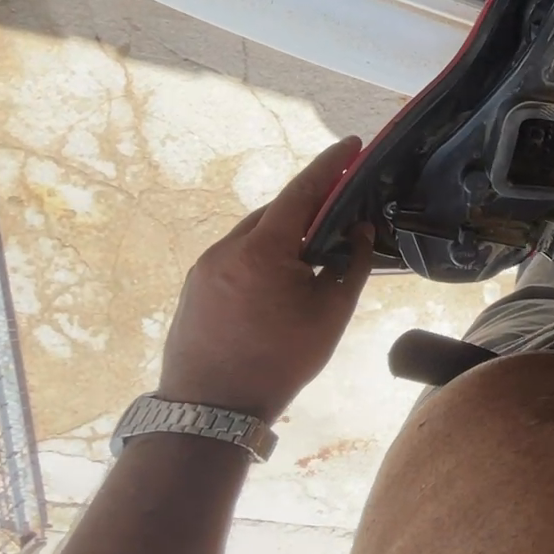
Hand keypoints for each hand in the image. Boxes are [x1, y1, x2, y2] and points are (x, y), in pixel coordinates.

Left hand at [158, 137, 375, 420]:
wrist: (210, 410)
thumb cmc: (282, 359)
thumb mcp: (332, 311)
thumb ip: (351, 263)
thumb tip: (358, 230)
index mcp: (262, 250)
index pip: (302, 192)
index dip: (331, 165)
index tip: (353, 144)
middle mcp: (226, 249)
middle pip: (277, 211)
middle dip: (312, 204)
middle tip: (345, 207)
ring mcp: (204, 268)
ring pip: (256, 233)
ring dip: (288, 231)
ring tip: (318, 249)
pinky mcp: (195, 286)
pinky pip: (238, 254)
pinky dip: (267, 251)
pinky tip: (287, 274)